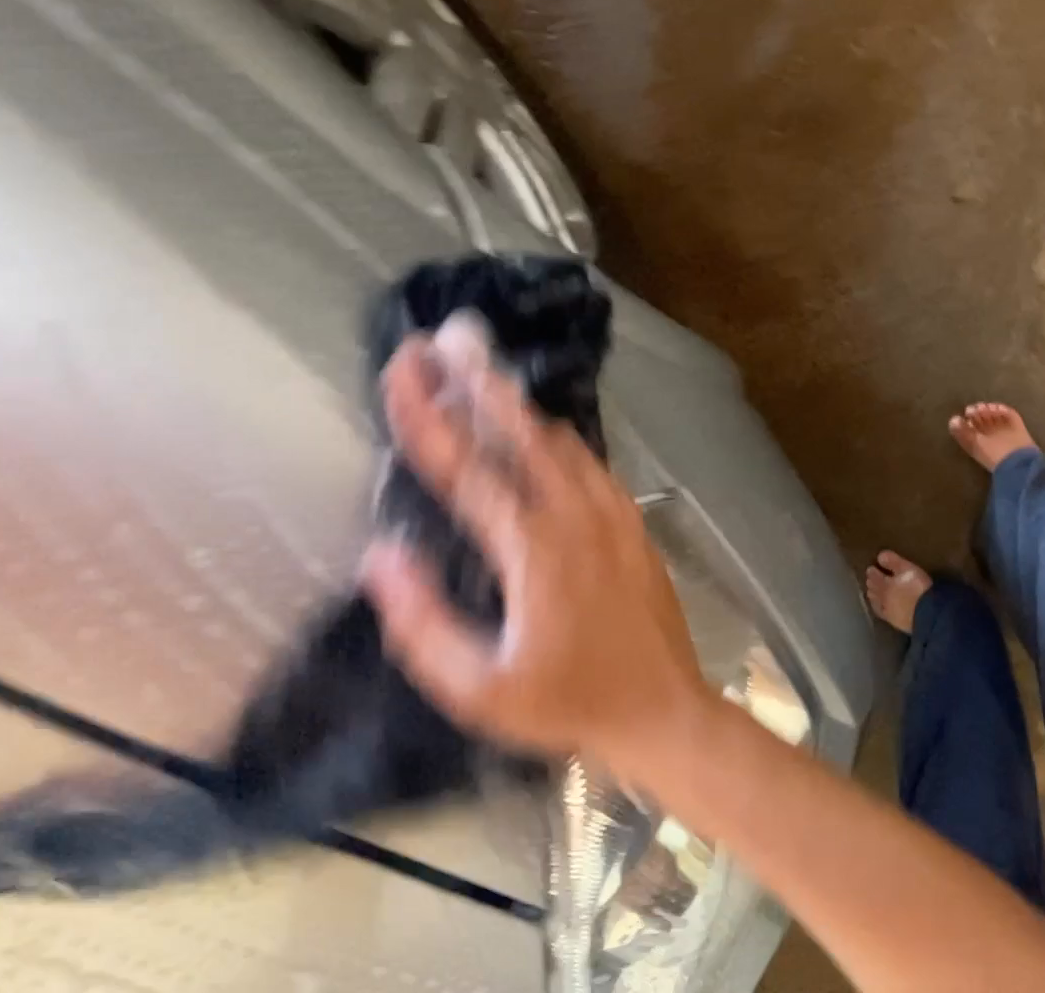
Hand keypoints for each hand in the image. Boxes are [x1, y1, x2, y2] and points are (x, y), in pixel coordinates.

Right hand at [360, 330, 712, 775]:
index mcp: (535, 548)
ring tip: (483, 368)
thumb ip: (424, 622)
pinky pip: (591, 466)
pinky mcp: (635, 526)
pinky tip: (542, 431)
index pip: (468, 469)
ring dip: (518, 405)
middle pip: (521, 435)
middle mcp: (579, 517)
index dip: (428, 415)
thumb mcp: (478, 687)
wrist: (661, 709)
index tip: (400, 365)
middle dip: (479, 382)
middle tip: (447, 335)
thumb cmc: (567, 703)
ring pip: (562, 444)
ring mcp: (614, 517)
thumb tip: (382, 554)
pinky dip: (557, 440)